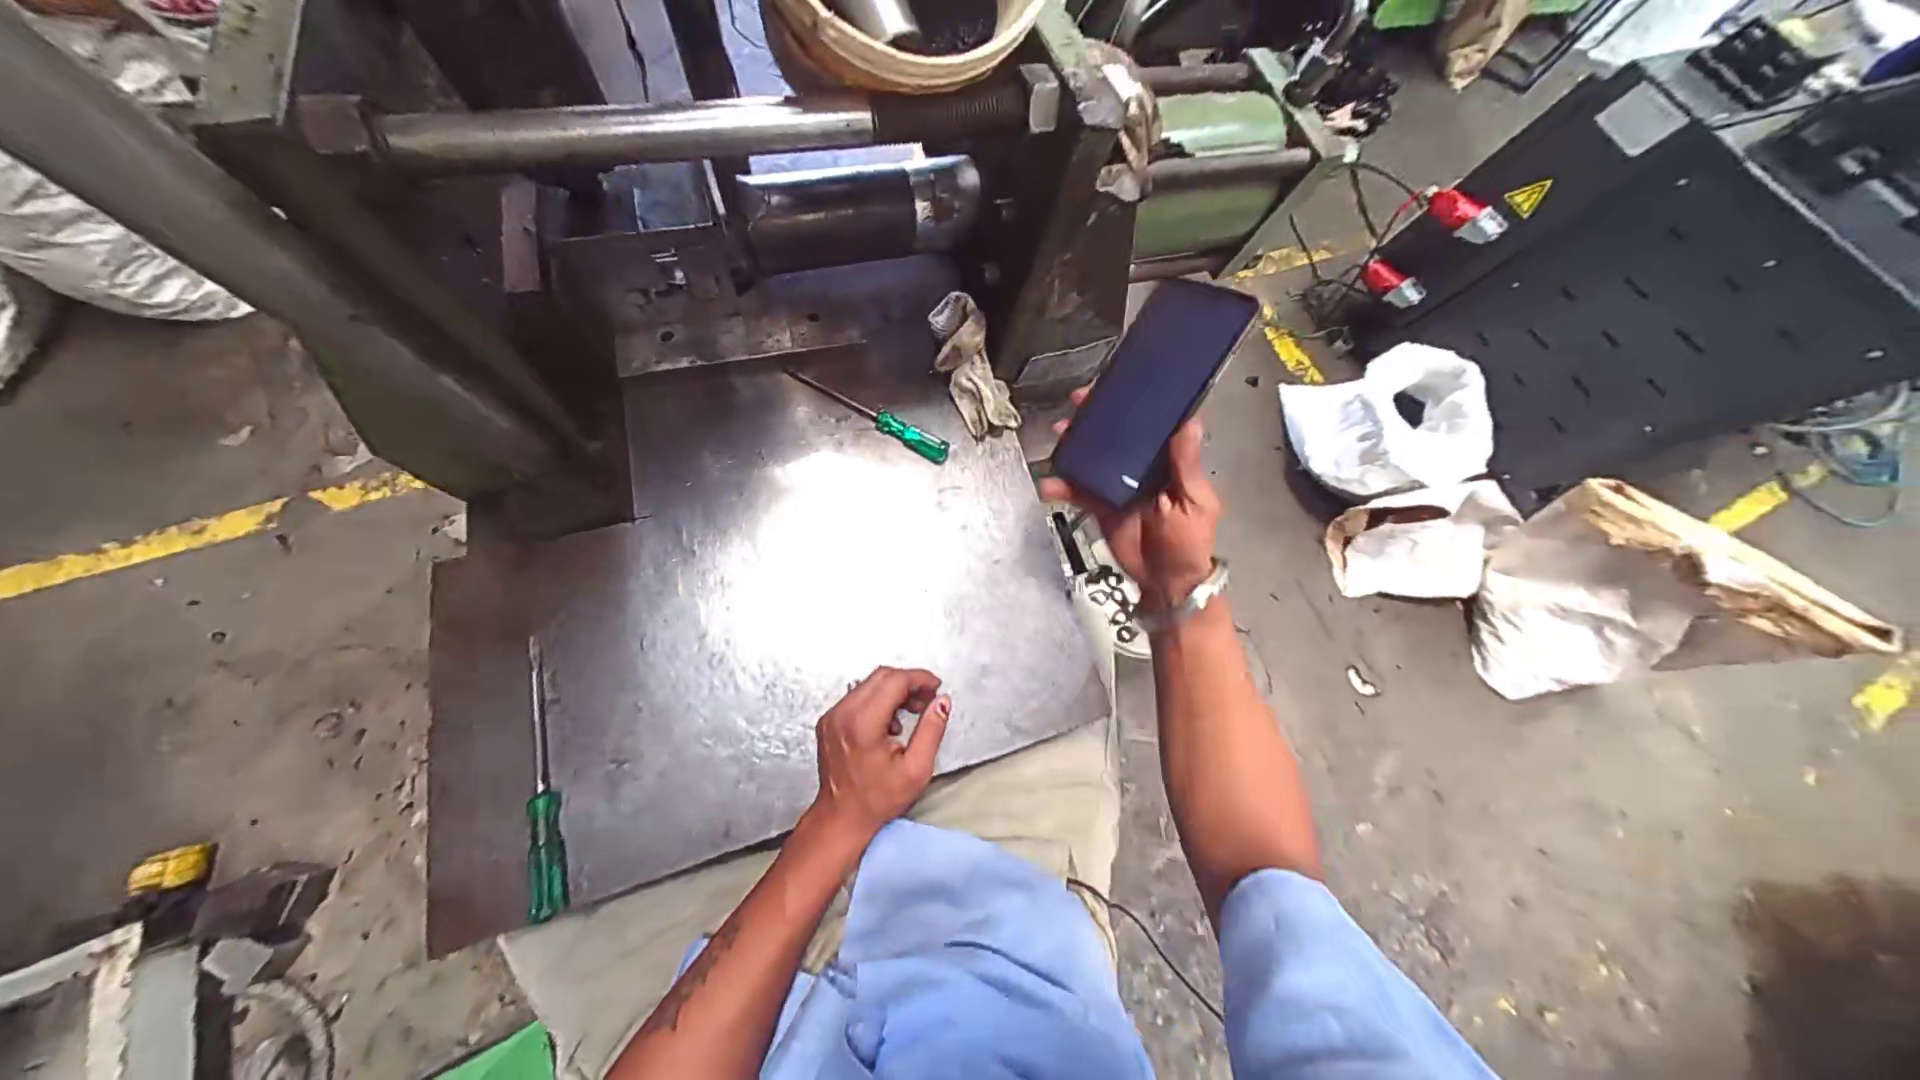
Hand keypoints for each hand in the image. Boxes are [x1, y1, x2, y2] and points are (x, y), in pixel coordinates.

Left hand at [806, 666, 950, 843]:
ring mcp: (832, 716)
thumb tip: (941, 702)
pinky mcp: (828, 721)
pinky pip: (857, 697)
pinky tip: (891, 723)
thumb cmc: (878, 799)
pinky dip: (878, 700)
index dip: (919, 679)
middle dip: (909, 682)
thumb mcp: (916, 769)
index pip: (894, 681)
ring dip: (894, 690)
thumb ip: (932, 730)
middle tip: (928, 698)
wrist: (840, 818)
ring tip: (913, 711)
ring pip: (869, 684)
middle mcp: (842, 713)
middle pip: (881, 676)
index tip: (936, 686)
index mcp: (862, 723)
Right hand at [1039, 386, 1222, 611]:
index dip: (1133, 406)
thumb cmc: (1190, 542)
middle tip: (1076, 408)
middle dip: (1095, 421)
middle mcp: (1142, 469)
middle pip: (1116, 437)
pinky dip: (1063, 487)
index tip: (1114, 390)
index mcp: (1168, 463)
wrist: (1167, 582)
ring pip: (1093, 459)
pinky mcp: (1100, 506)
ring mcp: (1119, 487)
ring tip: (1058, 439)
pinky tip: (1050, 485)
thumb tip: (1190, 421)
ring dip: (1074, 447)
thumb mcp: (1194, 501)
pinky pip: (1079, 491)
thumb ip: (1185, 464)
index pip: (1150, 426)